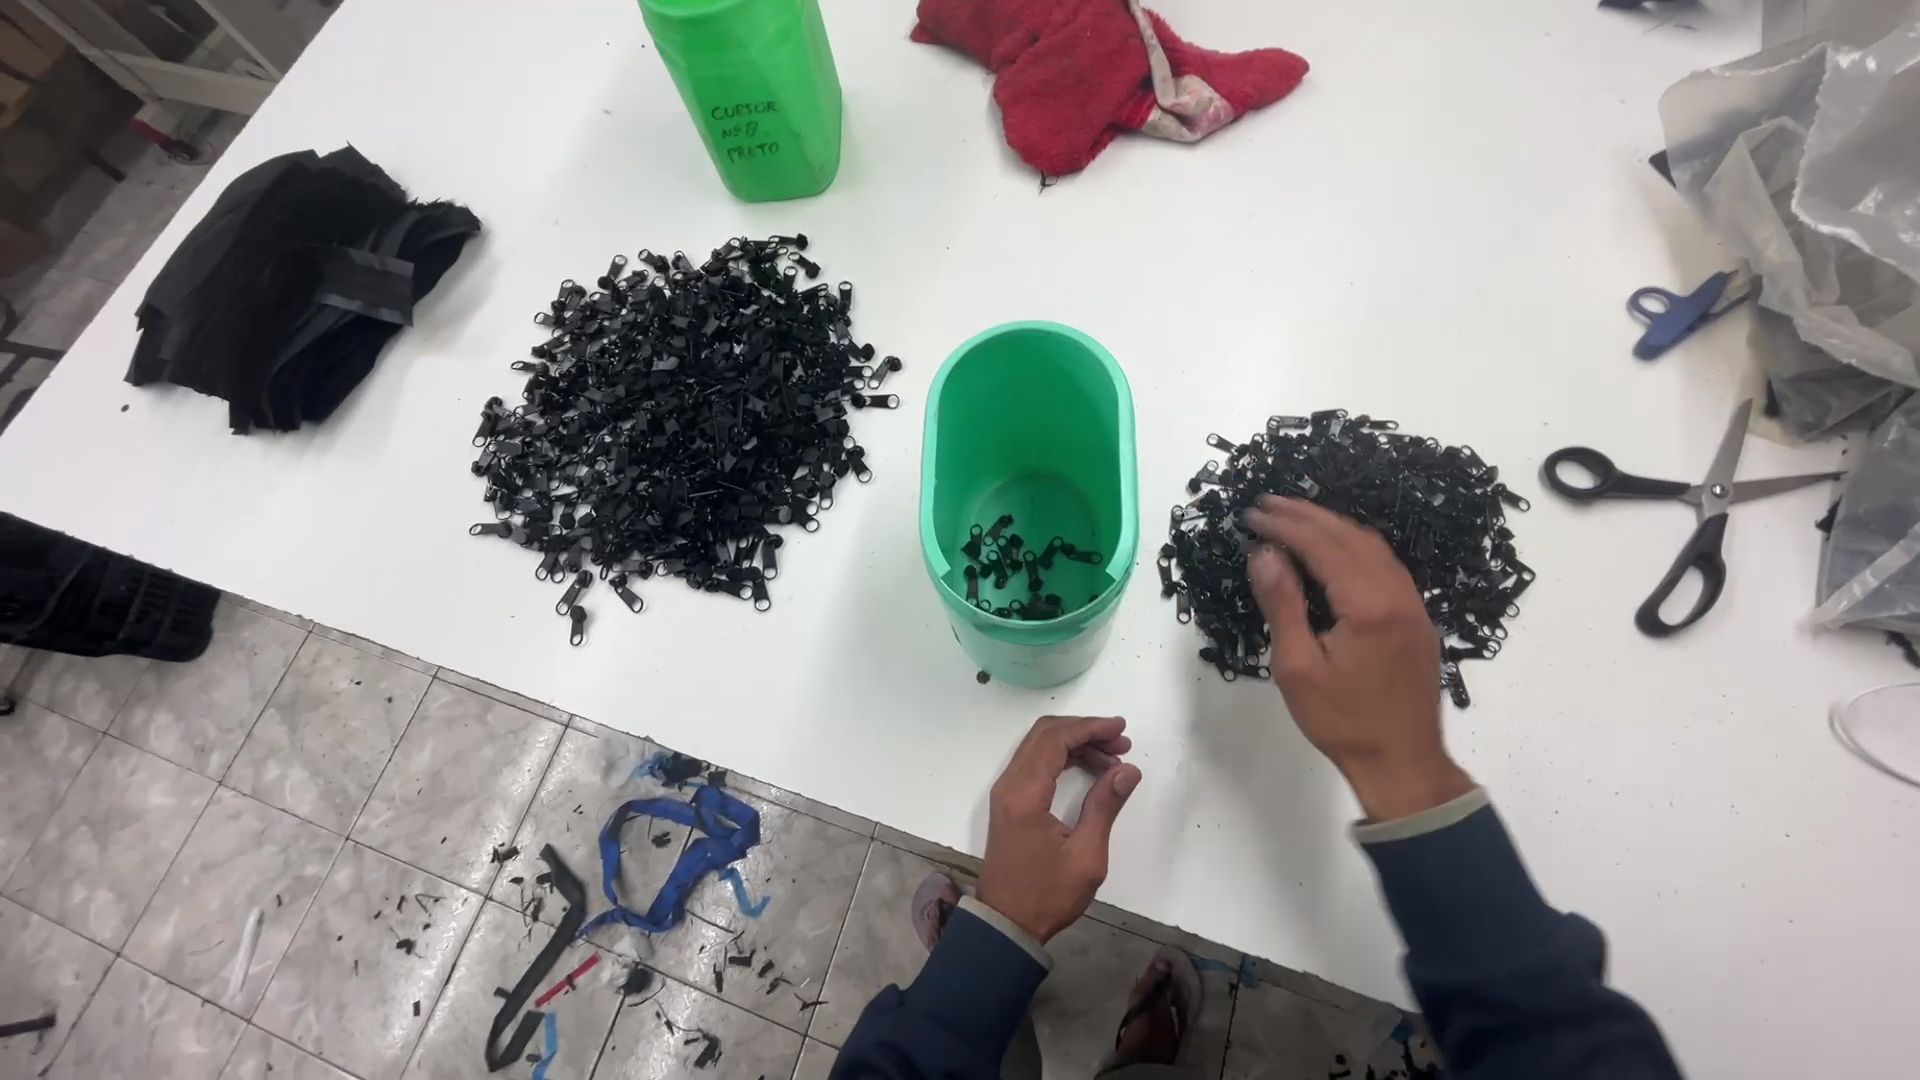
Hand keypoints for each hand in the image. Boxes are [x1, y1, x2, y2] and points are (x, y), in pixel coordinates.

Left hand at [976, 716, 1141, 943]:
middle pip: (1045, 734)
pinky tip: (1091, 769)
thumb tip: (1128, 769)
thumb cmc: (1047, 894)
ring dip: (1075, 742)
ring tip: (1113, 757)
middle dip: (1084, 730)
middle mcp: (1009, 783)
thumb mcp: (1086, 856)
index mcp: (1025, 794)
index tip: (1120, 729)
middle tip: (1120, 743)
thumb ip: (1105, 807)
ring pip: (1039, 745)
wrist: (1007, 923)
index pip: (1055, 739)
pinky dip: (1062, 757)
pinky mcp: (1009, 800)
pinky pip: (1035, 762)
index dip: (1090, 728)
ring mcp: (1005, 790)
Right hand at [1243, 496, 1473, 822]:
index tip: (1252, 514)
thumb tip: (1264, 554)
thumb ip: (1282, 605)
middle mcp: (1398, 596)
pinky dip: (1352, 546)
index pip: (1323, 547)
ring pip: (1373, 547)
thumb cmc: (1341, 721)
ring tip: (1293, 517)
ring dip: (1331, 526)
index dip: (1286, 526)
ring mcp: (1413, 606)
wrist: (1402, 763)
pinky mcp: (1415, 619)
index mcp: (1369, 606)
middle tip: (1267, 504)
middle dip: (1307, 515)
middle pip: (1351, 537)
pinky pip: (1384, 565)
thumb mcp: (1297, 667)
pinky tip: (1331, 549)